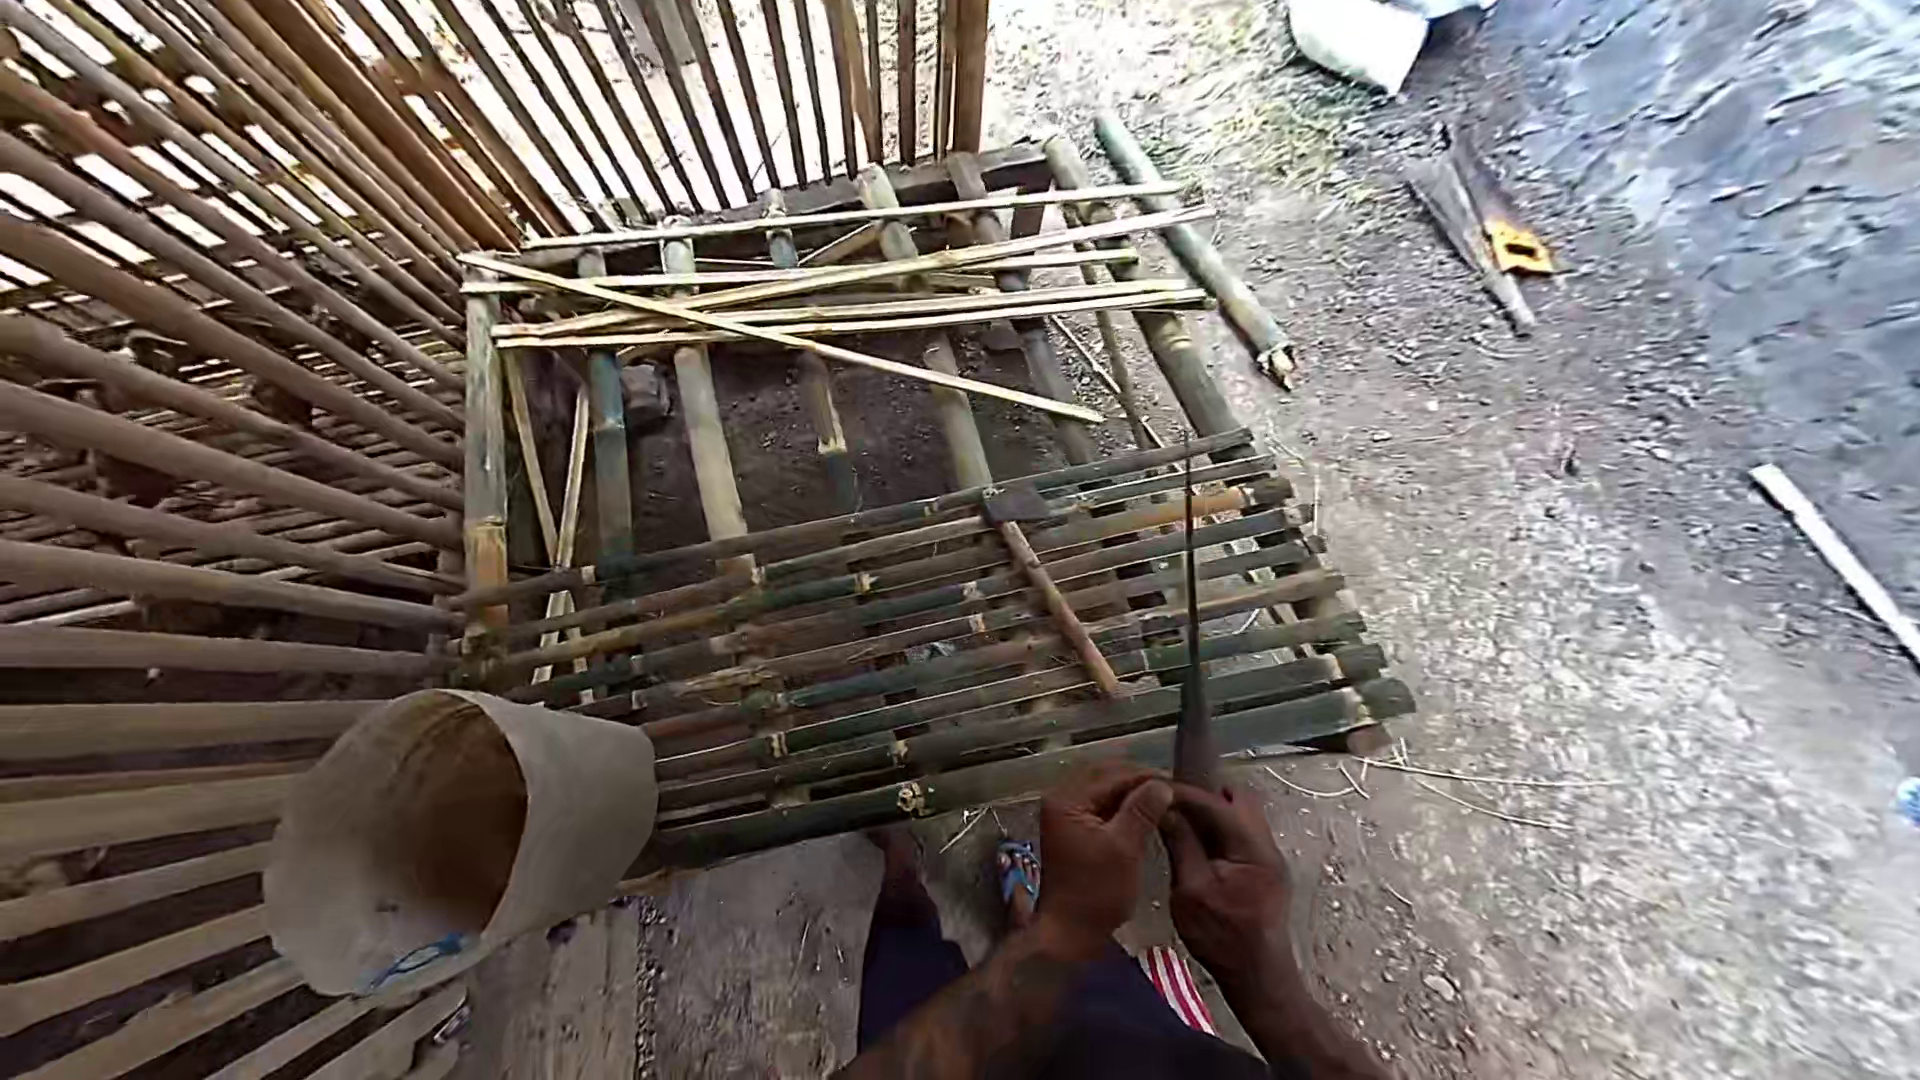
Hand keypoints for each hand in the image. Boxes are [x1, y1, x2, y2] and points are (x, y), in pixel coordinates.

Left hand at [1034, 762, 1173, 955]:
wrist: (1070, 933)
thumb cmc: (1096, 892)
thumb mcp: (1124, 849)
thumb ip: (1141, 811)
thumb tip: (1162, 784)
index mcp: (1066, 799)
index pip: (1110, 775)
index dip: (1144, 776)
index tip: (1175, 781)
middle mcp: (1061, 799)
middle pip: (1103, 777)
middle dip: (1137, 780)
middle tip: (1170, 787)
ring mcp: (1065, 814)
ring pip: (1102, 790)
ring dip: (1130, 792)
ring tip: (1162, 797)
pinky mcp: (1072, 828)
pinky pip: (1099, 806)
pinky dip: (1121, 807)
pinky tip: (1144, 812)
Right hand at [1159, 782, 1294, 989]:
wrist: (1256, 981)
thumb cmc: (1222, 939)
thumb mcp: (1192, 890)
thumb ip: (1180, 843)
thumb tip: (1164, 807)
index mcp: (1254, 849)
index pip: (1216, 803)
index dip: (1184, 792)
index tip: (1156, 788)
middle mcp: (1266, 846)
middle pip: (1237, 798)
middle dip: (1203, 793)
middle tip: (1172, 800)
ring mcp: (1266, 857)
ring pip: (1239, 812)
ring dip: (1209, 810)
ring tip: (1178, 817)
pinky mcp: (1259, 868)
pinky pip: (1237, 831)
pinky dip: (1214, 826)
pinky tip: (1192, 837)